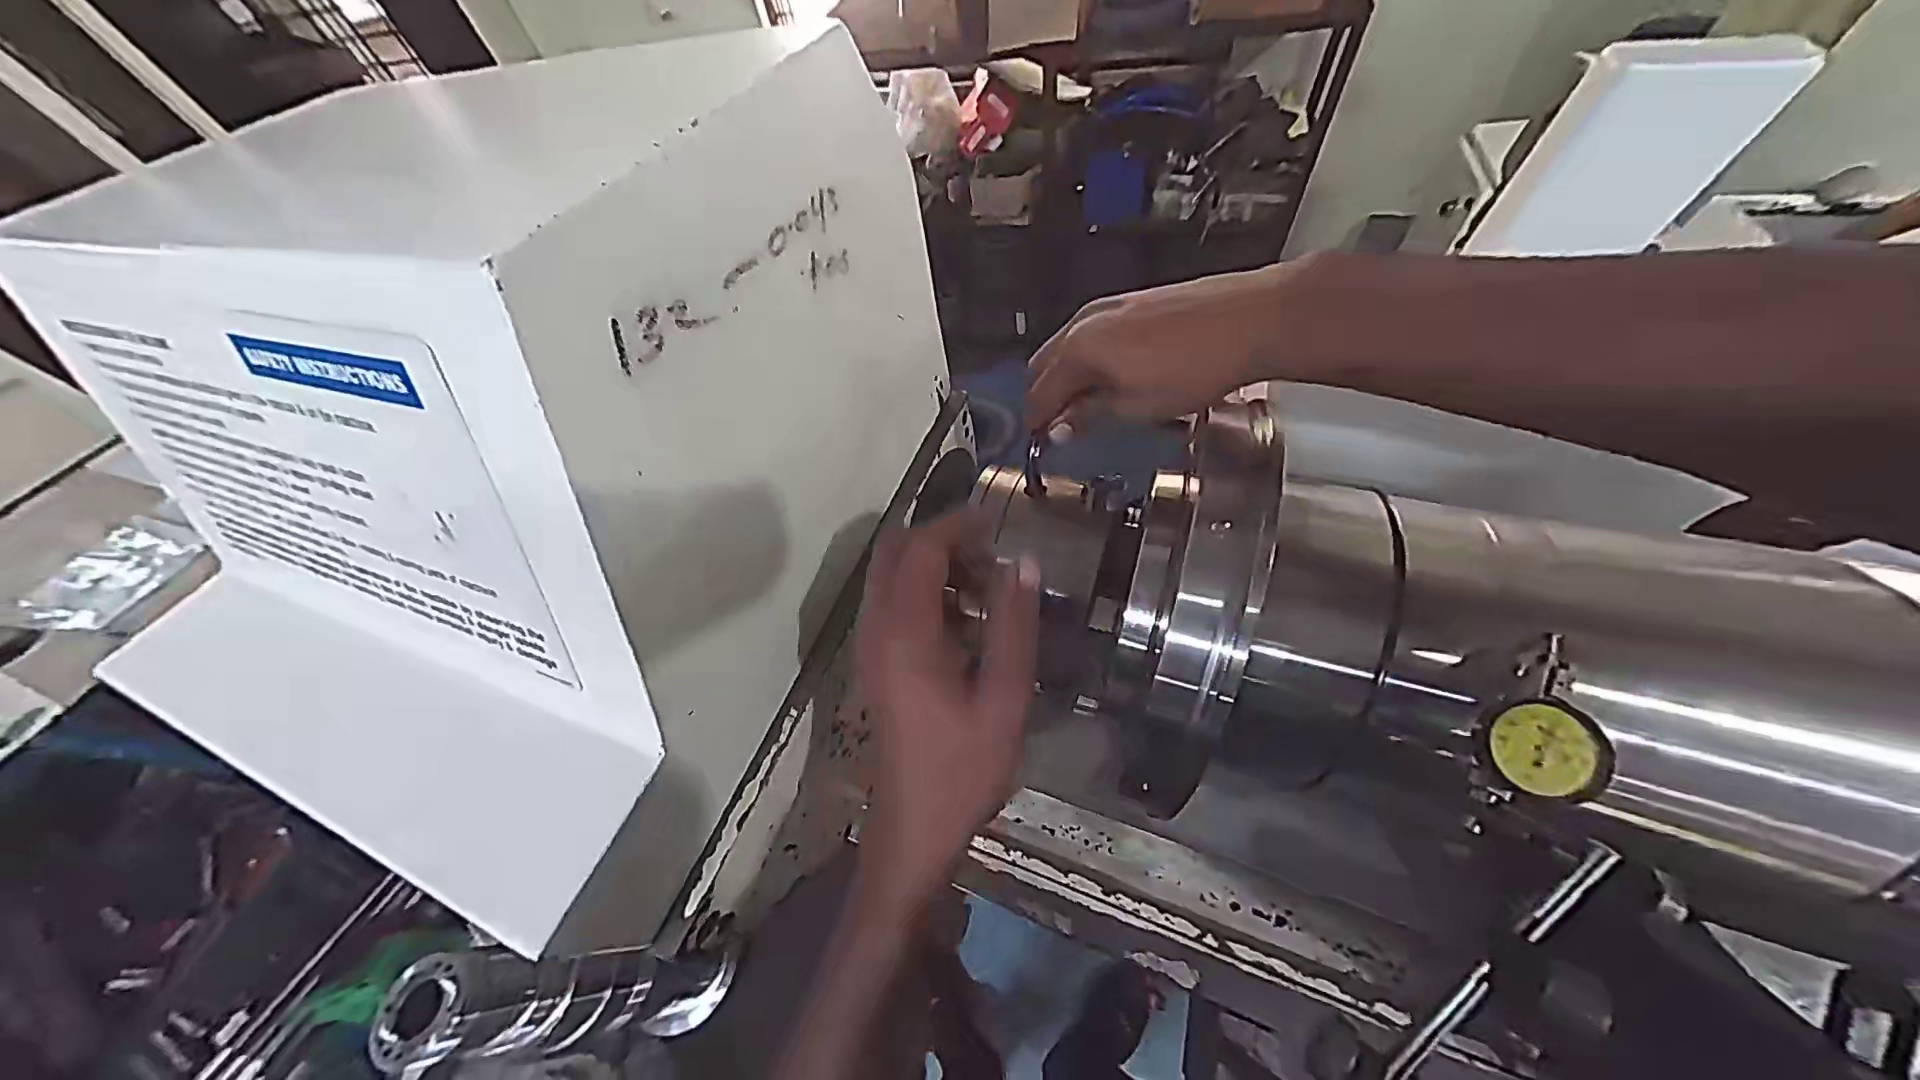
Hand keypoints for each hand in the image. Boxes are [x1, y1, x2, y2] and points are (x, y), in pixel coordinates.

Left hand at [857, 511, 1039, 901]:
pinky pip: (895, 603)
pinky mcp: (876, 660)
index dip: (958, 526)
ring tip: (988, 590)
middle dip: (944, 541)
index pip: (920, 549)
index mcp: (904, 632)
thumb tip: (1024, 564)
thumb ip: (1014, 626)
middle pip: (897, 552)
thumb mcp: (1005, 698)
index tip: (1000, 525)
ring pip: (893, 575)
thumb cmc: (963, 768)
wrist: (915, 826)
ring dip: (936, 567)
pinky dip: (927, 592)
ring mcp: (870, 644)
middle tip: (993, 558)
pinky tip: (968, 622)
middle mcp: (876, 628)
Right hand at [1027, 261, 1312, 433]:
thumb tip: (1064, 425)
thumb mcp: (1136, 407)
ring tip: (1090, 403)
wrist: (1251, 320)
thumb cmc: (1198, 363)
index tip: (1040, 436)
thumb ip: (1090, 414)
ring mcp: (1111, 305)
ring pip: (1070, 346)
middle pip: (1046, 364)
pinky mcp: (1135, 300)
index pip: (1040, 393)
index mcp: (1079, 349)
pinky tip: (1114, 375)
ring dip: (1070, 375)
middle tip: (1061, 423)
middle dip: (1047, 395)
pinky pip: (1095, 333)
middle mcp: (1087, 321)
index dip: (1037, 421)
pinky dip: (1092, 357)